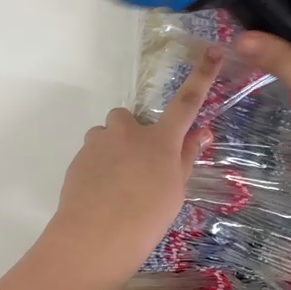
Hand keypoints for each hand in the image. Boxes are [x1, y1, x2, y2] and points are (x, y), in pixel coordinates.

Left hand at [47, 46, 224, 272]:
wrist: (95, 238)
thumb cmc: (145, 219)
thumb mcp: (175, 190)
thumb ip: (185, 158)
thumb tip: (200, 132)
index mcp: (160, 141)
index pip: (187, 103)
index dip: (201, 77)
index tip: (212, 51)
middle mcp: (128, 133)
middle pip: (129, 119)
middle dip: (132, 136)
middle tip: (139, 169)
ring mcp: (99, 143)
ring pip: (107, 136)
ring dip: (112, 151)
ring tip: (117, 186)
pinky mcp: (78, 157)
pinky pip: (92, 154)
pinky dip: (98, 167)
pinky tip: (101, 195)